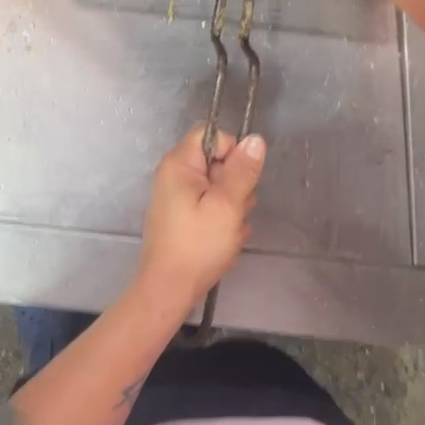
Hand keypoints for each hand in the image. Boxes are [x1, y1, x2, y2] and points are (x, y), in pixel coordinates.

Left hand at [135, 124, 265, 312]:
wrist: (169, 289)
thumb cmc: (197, 245)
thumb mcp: (226, 205)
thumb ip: (241, 171)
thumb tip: (255, 139)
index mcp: (179, 162)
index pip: (212, 135)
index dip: (232, 152)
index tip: (240, 180)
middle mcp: (175, 173)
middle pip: (217, 162)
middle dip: (234, 186)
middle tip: (233, 211)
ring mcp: (178, 196)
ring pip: (218, 188)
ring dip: (232, 208)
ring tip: (229, 230)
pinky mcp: (183, 216)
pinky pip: (211, 207)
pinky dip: (222, 221)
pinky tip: (224, 241)